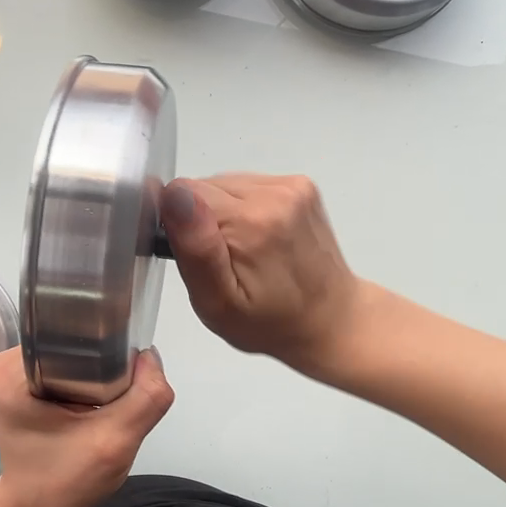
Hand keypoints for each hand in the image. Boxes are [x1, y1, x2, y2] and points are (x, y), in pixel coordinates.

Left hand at [0, 346, 174, 506]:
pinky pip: (64, 368)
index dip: (107, 349)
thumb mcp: (114, 442)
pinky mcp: (20, 386)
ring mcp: (8, 374)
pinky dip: (85, 382)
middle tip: (120, 392)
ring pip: (71, 355)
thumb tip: (151, 355)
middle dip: (102, 364)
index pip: (71, 335)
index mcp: (9, 370)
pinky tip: (96, 401)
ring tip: (109, 398)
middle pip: (70, 343)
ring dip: (96, 374)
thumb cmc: (65, 483)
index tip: (128, 374)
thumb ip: (145, 398)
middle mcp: (2, 364)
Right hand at [160, 174, 364, 377]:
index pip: (182, 192)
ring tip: (241, 252)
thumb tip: (175, 197)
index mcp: (250, 222)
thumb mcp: (218, 304)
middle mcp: (274, 194)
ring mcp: (291, 186)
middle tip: (222, 261)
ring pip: (223, 183)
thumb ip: (195, 249)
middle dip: (200, 220)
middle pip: (203, 185)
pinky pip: (246, 184)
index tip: (198, 256)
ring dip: (222, 214)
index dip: (178, 224)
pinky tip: (256, 238)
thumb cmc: (268, 323)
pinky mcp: (299, 185)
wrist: (329, 319)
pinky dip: (242, 208)